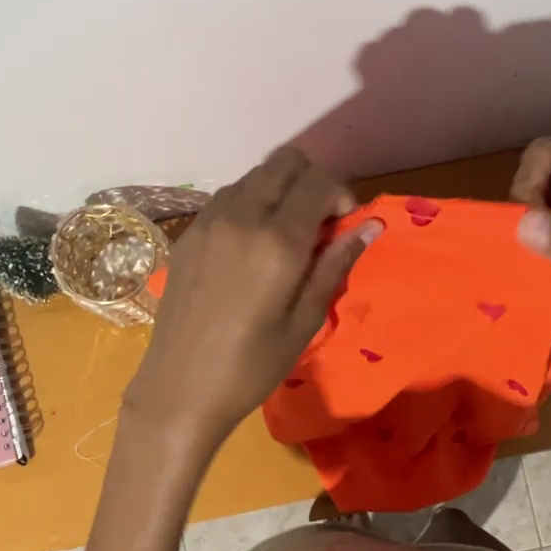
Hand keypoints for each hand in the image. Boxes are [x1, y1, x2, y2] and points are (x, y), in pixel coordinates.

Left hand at [123, 147, 382, 444]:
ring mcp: (209, 221)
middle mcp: (241, 217)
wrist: (181, 388)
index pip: (319, 181)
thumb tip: (370, 225)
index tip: (344, 228)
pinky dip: (249, 205)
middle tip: (318, 226)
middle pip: (286, 162)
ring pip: (254, 175)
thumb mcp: (305, 322)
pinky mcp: (189, 234)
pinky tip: (251, 247)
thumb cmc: (252, 367)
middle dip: (311, 183)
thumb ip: (335, 265)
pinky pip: (227, 197)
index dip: (341, 196)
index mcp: (277, 241)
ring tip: (284, 238)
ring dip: (279, 192)